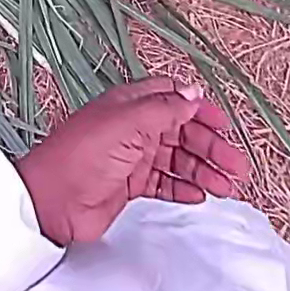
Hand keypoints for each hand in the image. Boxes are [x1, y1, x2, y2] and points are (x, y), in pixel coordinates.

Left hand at [14, 77, 248, 245]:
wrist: (54, 198)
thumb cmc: (83, 155)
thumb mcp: (127, 123)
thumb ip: (163, 108)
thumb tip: (192, 92)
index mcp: (127, 105)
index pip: (170, 96)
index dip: (197, 107)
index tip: (222, 124)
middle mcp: (130, 128)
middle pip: (179, 130)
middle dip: (208, 145)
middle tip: (235, 166)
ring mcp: (130, 156)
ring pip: (175, 159)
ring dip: (202, 170)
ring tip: (224, 186)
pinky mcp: (129, 184)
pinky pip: (163, 183)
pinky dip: (182, 188)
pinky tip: (199, 195)